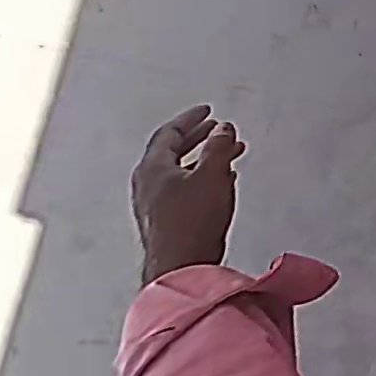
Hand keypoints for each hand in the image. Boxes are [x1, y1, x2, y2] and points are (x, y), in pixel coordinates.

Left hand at [132, 104, 245, 285]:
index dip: (190, 118)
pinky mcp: (167, 217)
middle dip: (197, 136)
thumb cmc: (193, 221)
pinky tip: (221, 176)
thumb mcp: (213, 173)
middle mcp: (148, 185)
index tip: (205, 111)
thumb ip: (219, 146)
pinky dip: (204, 172)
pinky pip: (185, 184)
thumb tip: (223, 128)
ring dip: (205, 154)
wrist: (182, 265)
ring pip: (181, 168)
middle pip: (172, 150)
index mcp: (153, 169)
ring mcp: (155, 203)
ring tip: (227, 148)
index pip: (168, 134)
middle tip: (214, 126)